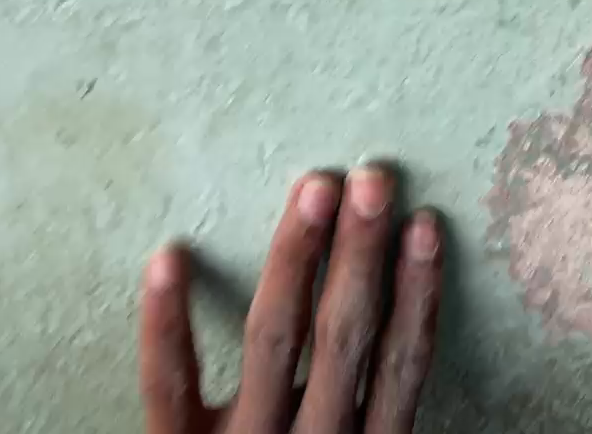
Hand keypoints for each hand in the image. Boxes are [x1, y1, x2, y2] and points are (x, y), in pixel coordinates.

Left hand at [139, 167, 443, 433]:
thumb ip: (381, 423)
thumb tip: (412, 341)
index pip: (400, 366)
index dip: (417, 293)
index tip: (425, 224)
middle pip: (343, 337)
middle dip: (361, 254)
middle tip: (372, 181)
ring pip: (273, 340)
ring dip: (295, 259)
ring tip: (314, 190)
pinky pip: (169, 387)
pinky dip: (166, 323)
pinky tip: (170, 255)